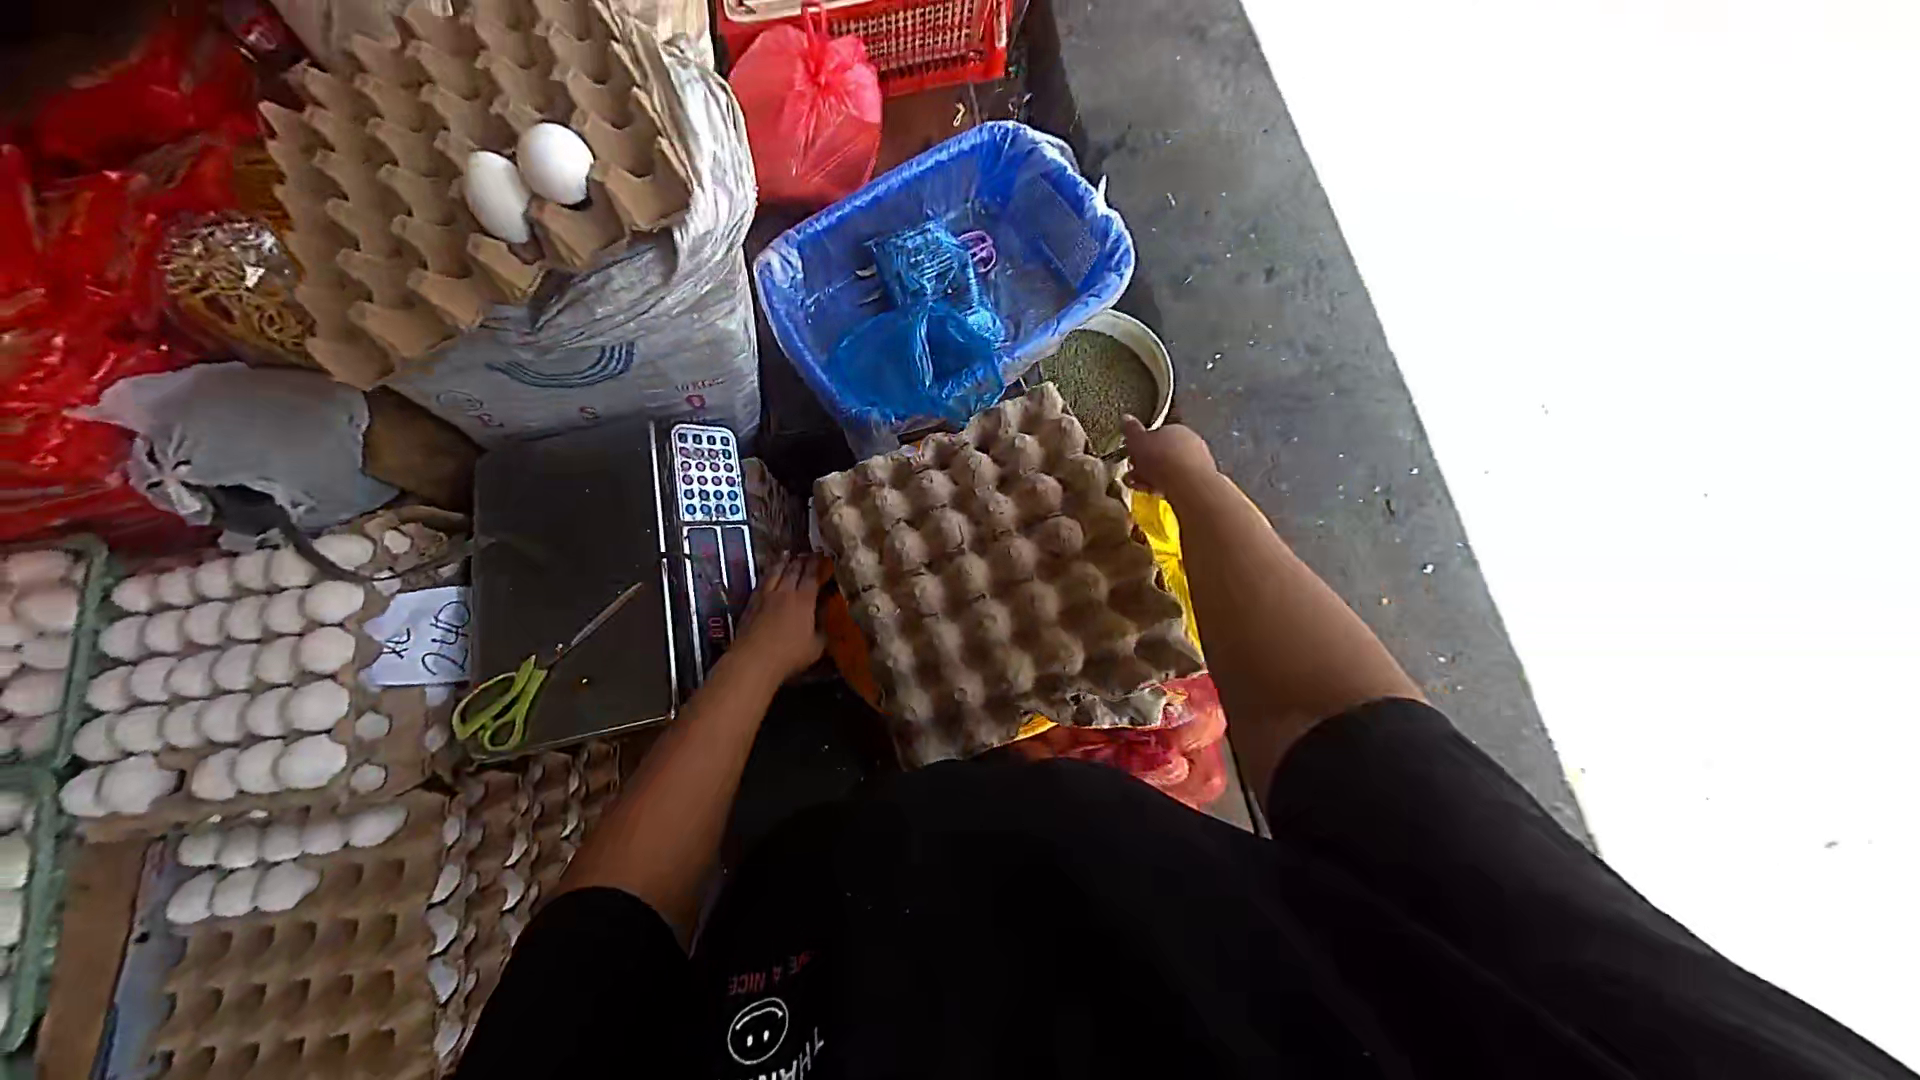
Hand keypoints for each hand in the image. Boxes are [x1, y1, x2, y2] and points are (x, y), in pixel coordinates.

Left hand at [728, 554, 826, 683]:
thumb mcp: (816, 646)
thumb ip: (822, 630)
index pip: (811, 576)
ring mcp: (765, 596)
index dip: (817, 564)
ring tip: (787, 554)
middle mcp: (785, 592)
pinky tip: (768, 574)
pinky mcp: (751, 603)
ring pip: (775, 572)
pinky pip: (761, 582)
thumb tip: (826, 619)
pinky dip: (767, 574)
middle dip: (801, 560)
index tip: (821, 555)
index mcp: (804, 600)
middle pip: (793, 570)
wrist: (754, 659)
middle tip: (807, 553)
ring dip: (782, 562)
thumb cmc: (790, 654)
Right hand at [1122, 417, 1219, 499]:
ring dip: (1152, 477)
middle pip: (1162, 452)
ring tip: (1140, 485)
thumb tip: (1126, 418)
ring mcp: (1196, 462)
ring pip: (1168, 469)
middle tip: (1133, 472)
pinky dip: (1163, 486)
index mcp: (1175, 428)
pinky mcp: (1197, 481)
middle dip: (1145, 463)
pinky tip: (1154, 491)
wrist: (1186, 485)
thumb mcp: (1137, 441)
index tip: (1131, 454)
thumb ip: (1131, 430)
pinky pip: (1175, 482)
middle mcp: (1189, 442)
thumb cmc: (1164, 460)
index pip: (1156, 433)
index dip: (1140, 445)